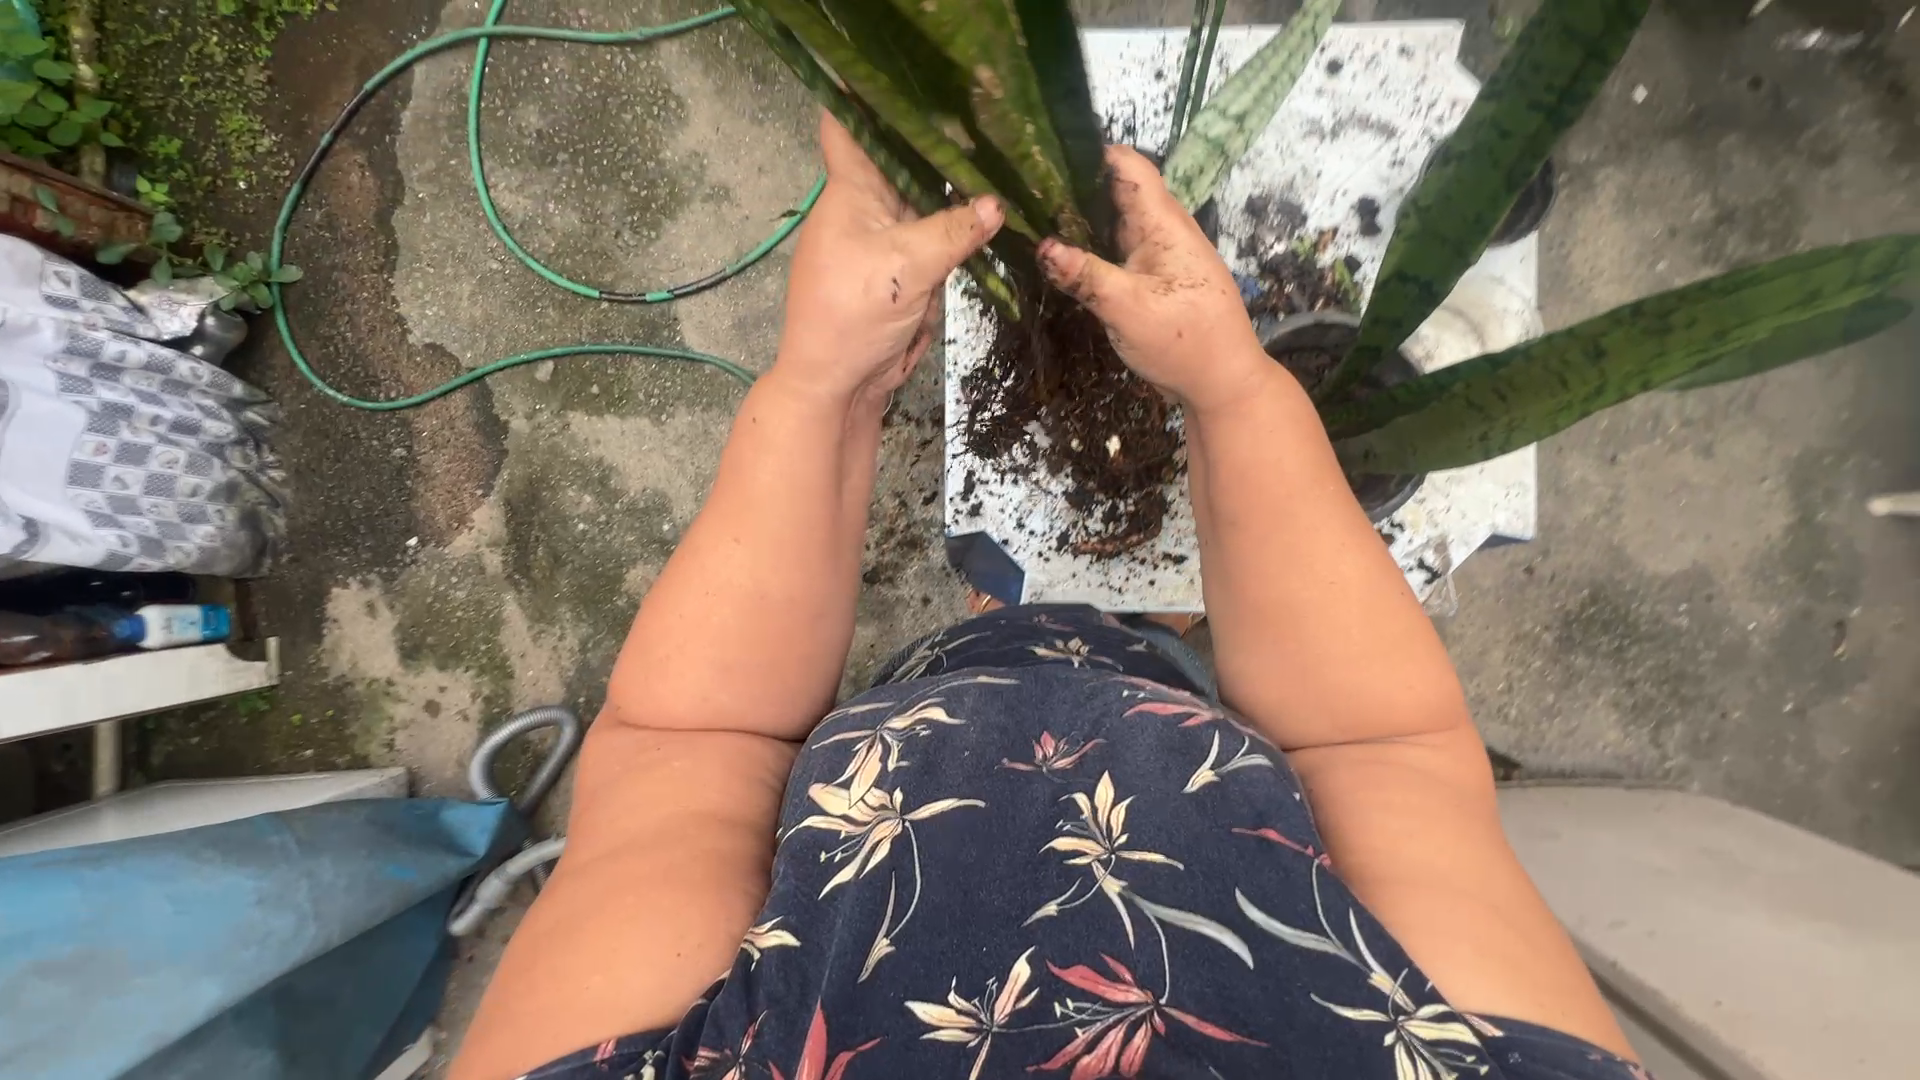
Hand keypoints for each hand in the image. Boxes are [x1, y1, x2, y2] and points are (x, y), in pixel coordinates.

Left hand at [776, 112, 1004, 408]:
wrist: (839, 383)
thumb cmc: (852, 315)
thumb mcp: (906, 268)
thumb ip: (953, 233)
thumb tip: (998, 205)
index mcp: (851, 190)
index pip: (851, 124)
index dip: (873, 94)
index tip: (916, 78)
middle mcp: (869, 206)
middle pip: (905, 160)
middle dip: (941, 142)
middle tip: (990, 120)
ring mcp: (889, 239)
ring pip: (928, 202)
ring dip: (958, 191)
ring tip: (1003, 160)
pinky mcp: (907, 270)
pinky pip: (937, 241)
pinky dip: (960, 232)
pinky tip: (993, 213)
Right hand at [1038, 146, 1267, 411]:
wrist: (1222, 383)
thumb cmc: (1183, 342)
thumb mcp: (1128, 309)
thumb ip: (1086, 277)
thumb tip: (1041, 245)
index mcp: (1163, 224)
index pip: (1128, 166)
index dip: (1091, 153)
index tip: (1045, 154)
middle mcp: (1161, 231)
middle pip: (1116, 192)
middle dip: (1075, 188)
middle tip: (1023, 191)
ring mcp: (1156, 257)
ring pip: (1114, 224)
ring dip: (1079, 222)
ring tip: (1031, 219)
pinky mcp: (1151, 281)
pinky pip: (1116, 253)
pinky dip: (1089, 250)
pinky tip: (1061, 259)